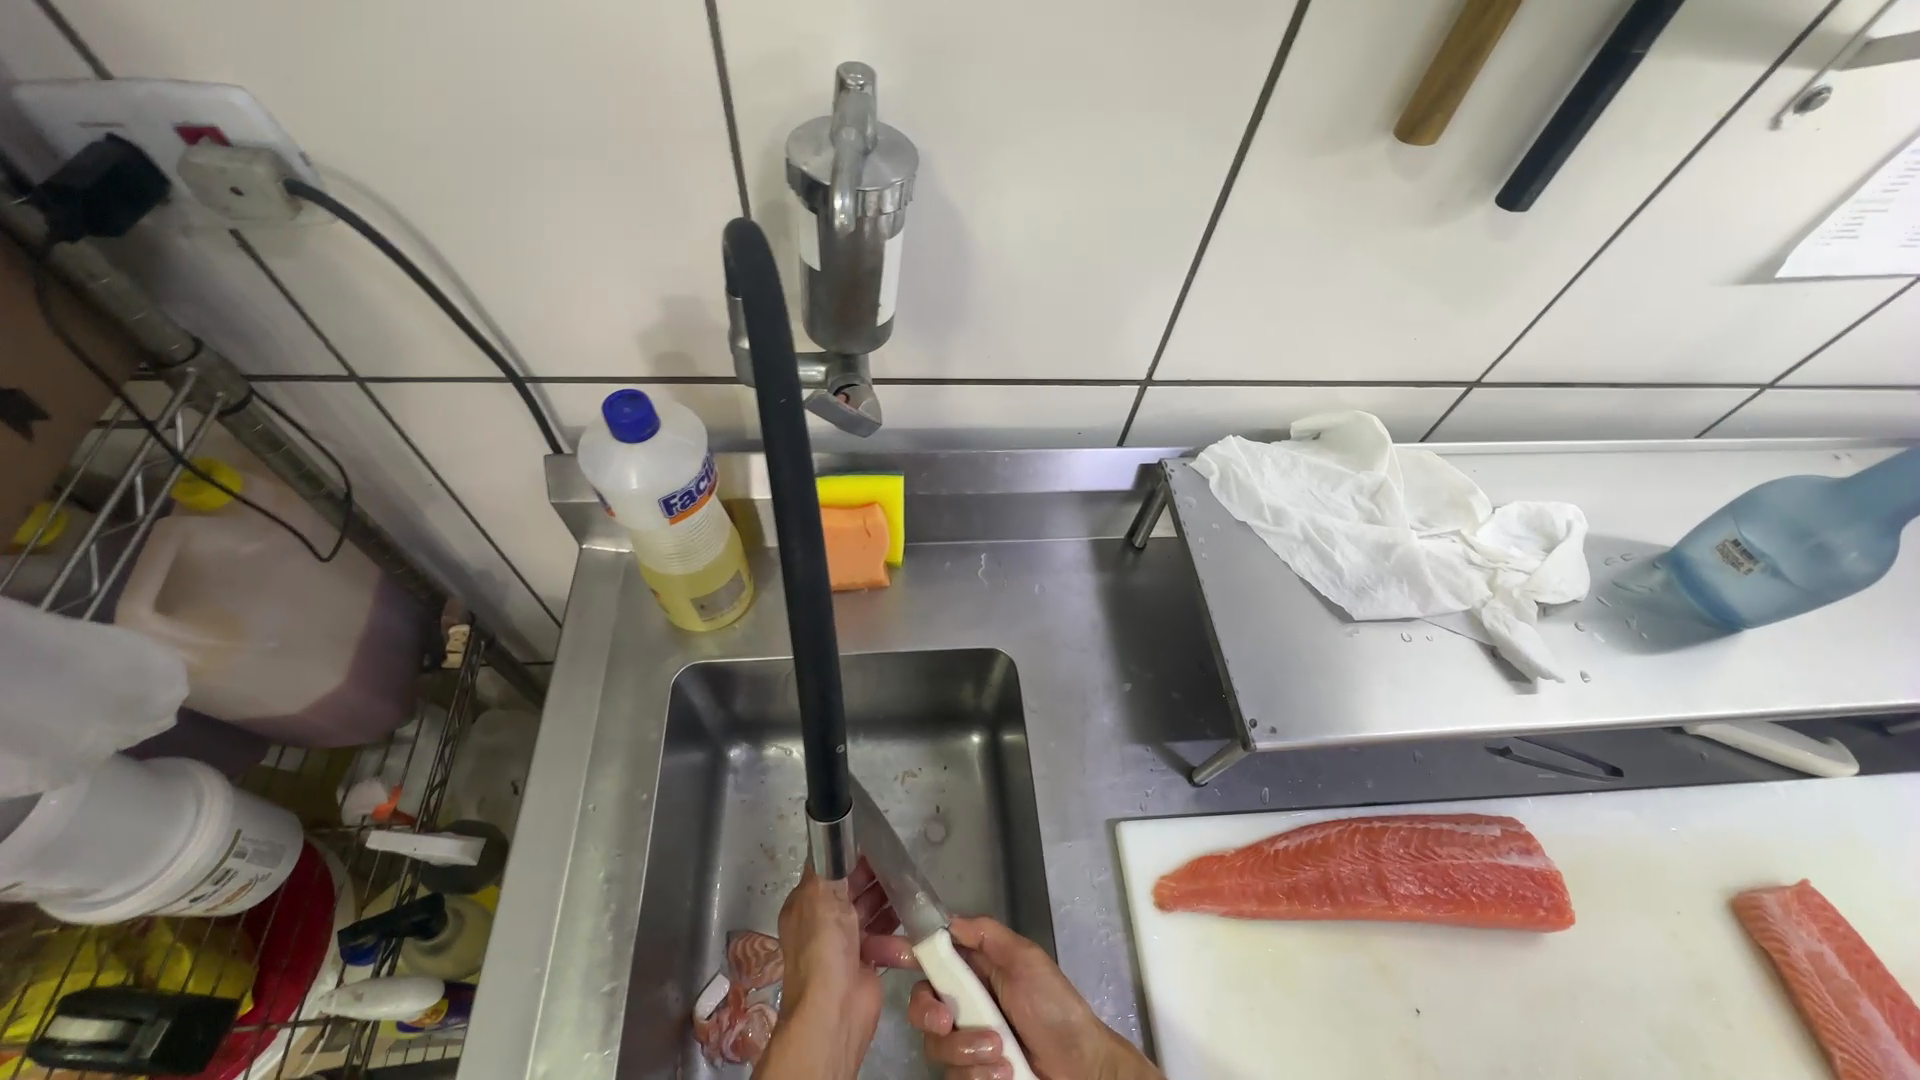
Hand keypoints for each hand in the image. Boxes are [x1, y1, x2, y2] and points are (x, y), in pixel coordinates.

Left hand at [753, 860, 900, 1079]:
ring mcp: (846, 943)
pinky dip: (896, 930)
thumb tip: (833, 837)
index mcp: (806, 904)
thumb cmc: (823, 949)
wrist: (835, 1010)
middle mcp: (824, 922)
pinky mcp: (867, 961)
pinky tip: (912, 920)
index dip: (848, 854)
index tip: (873, 839)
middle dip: (873, 876)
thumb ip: (828, 864)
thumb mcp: (819, 896)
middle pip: (852, 889)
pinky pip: (884, 937)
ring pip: (870, 912)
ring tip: (910, 886)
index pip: (828, 870)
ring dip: (888, 900)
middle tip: (898, 861)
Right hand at [894, 916, 1162, 1079]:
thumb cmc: (1054, 1006)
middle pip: (920, 1006)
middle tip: (948, 1021)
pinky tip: (1005, 1071)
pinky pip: (954, 1075)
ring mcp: (966, 1043)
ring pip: (936, 1045)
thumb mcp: (1024, 959)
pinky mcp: (973, 1073)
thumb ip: (987, 934)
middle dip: (928, 1014)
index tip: (898, 955)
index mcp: (973, 971)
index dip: (910, 956)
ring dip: (967, 1050)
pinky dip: (979, 1074)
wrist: (1080, 1065)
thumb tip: (948, 919)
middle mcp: (963, 1005)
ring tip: (1002, 1051)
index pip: (930, 960)